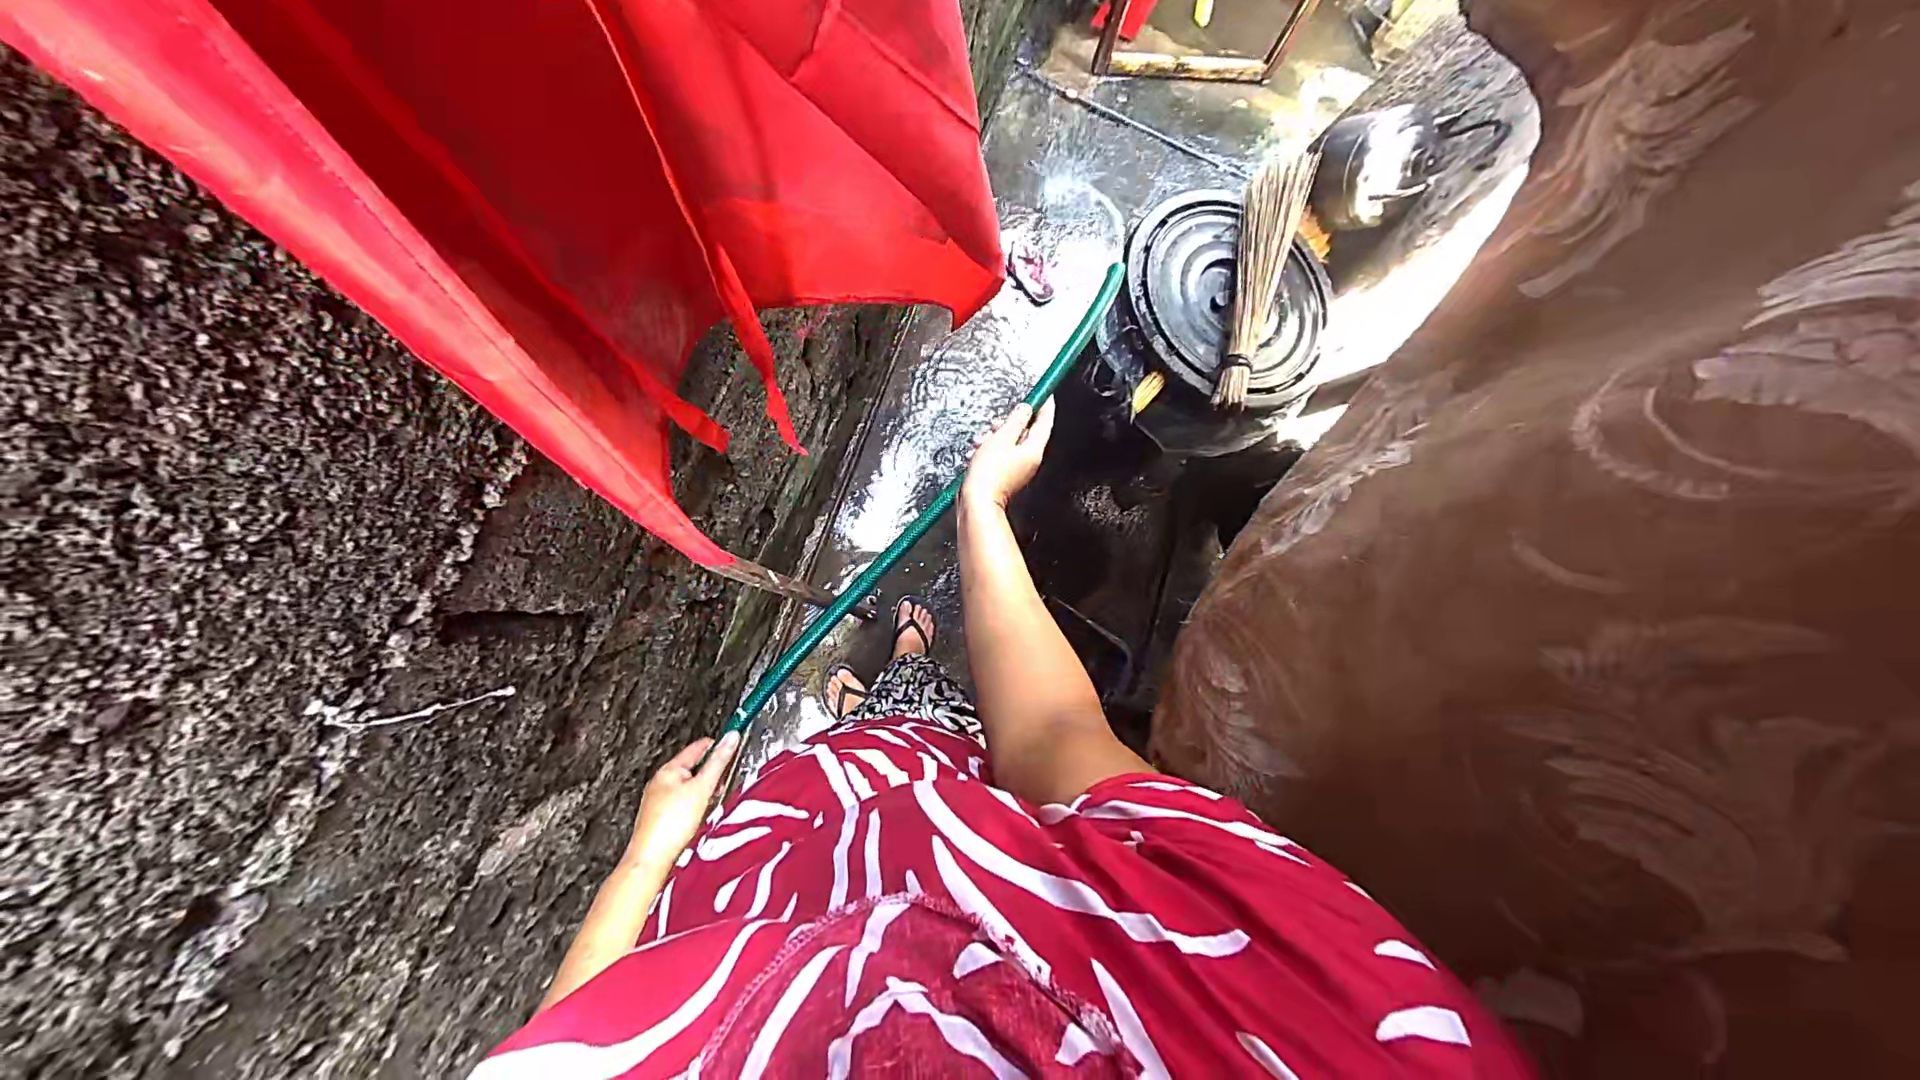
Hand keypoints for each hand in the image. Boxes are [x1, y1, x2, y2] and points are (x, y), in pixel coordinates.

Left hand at [622, 731, 738, 870]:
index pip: (699, 747)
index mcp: (669, 770)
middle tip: (725, 780)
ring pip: (690, 787)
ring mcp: (659, 801)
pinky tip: (700, 815)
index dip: (718, 745)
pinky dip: (696, 804)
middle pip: (694, 767)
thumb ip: (718, 762)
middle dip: (712, 772)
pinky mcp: (661, 818)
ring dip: (704, 790)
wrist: (651, 860)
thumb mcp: (702, 787)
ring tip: (712, 801)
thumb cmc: (670, 824)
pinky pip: (684, 803)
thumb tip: (730, 738)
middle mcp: (661, 783)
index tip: (734, 743)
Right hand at [961, 400, 1054, 510]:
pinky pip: (1000, 454)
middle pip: (1025, 432)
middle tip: (997, 423)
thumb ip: (1015, 421)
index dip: (1044, 405)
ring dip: (994, 437)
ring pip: (1009, 442)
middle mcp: (1029, 460)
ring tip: (982, 441)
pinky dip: (989, 450)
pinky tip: (977, 453)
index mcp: (1034, 450)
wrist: (977, 501)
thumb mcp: (1001, 438)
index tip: (1044, 393)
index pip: (1045, 421)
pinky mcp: (1005, 474)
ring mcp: (1017, 468)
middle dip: (1008, 424)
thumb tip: (1025, 409)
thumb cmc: (989, 475)